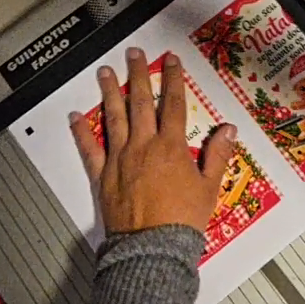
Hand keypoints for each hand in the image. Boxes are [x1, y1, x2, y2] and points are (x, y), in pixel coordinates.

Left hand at [70, 47, 235, 236]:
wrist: (153, 250)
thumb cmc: (183, 221)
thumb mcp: (209, 187)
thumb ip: (217, 155)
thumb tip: (228, 129)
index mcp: (171, 146)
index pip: (174, 104)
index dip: (173, 79)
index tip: (170, 60)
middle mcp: (143, 145)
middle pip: (141, 102)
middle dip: (139, 75)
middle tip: (134, 53)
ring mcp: (120, 158)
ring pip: (113, 117)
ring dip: (109, 92)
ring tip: (105, 72)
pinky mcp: (102, 175)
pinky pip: (90, 149)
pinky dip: (81, 132)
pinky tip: (75, 116)